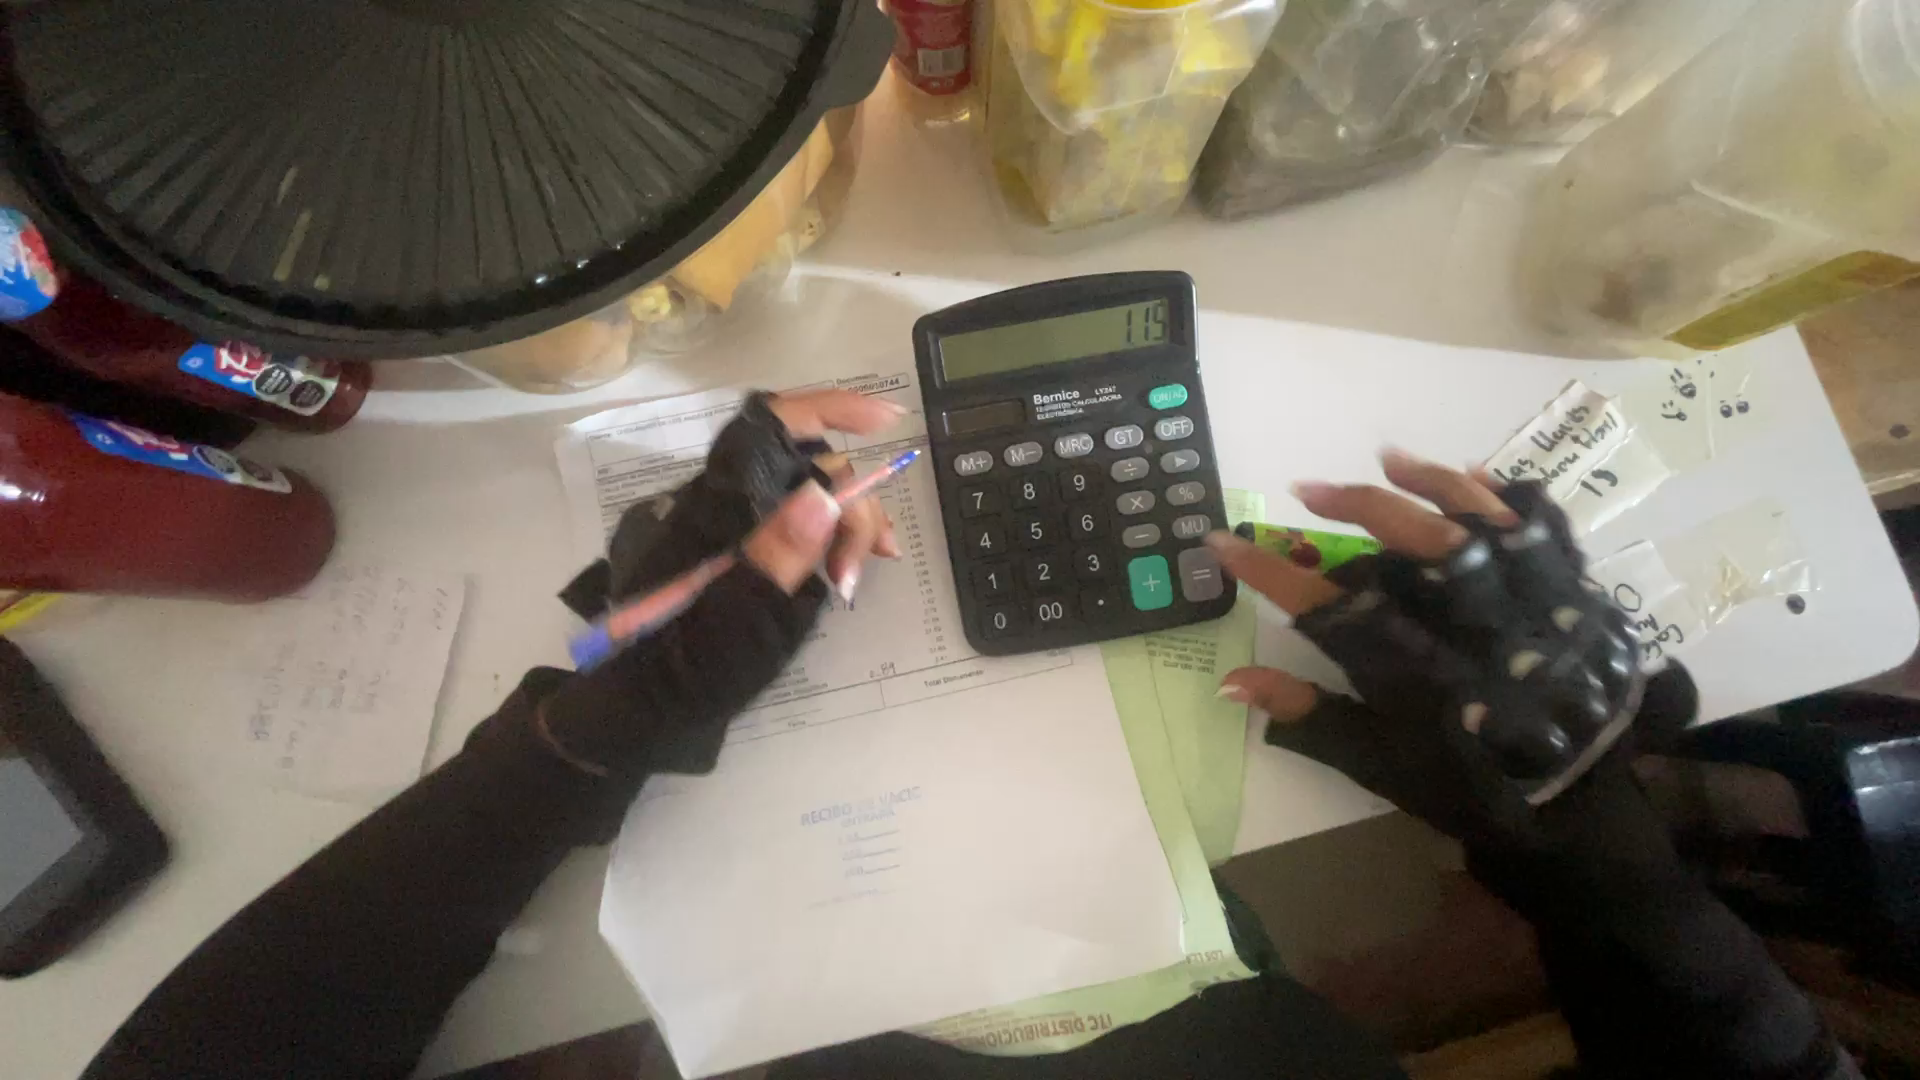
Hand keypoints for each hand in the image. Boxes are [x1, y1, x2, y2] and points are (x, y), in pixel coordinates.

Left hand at [540, 390, 906, 780]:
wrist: (656, 699)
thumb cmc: (692, 663)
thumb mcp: (740, 617)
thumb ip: (780, 554)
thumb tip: (825, 495)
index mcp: (722, 502)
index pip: (775, 424)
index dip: (833, 409)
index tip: (887, 419)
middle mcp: (739, 498)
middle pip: (813, 464)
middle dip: (855, 500)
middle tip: (873, 556)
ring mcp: (753, 522)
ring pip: (820, 493)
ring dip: (855, 522)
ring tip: (865, 569)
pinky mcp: (764, 546)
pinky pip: (814, 523)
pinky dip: (843, 537)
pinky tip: (856, 564)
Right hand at [1206, 451, 1695, 857]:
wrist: (1589, 819)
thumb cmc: (1469, 787)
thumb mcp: (1378, 764)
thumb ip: (1304, 716)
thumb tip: (1229, 681)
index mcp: (1423, 675)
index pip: (1330, 609)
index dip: (1268, 572)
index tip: (1222, 543)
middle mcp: (1481, 631)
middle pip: (1419, 546)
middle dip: (1356, 506)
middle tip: (1308, 490)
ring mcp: (1539, 608)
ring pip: (1485, 523)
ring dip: (1430, 483)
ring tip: (1386, 460)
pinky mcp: (1584, 599)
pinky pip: (1550, 530)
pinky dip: (1509, 496)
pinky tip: (1473, 475)